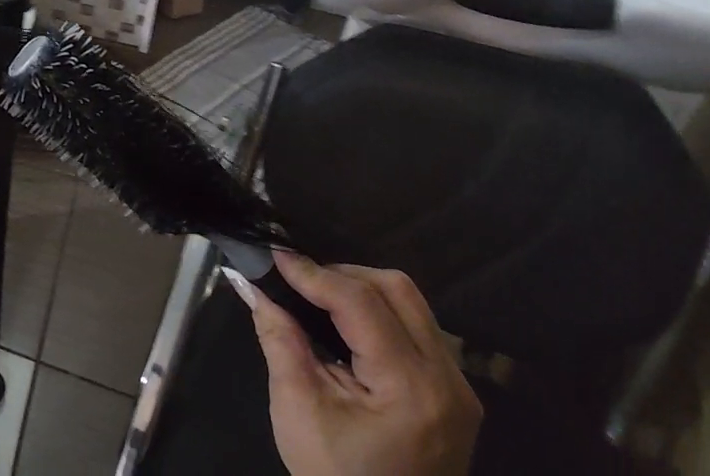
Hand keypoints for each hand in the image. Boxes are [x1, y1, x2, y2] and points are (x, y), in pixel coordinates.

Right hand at [241, 252, 481, 475]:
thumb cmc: (334, 474)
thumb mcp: (297, 406)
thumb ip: (279, 338)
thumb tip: (251, 285)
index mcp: (410, 387)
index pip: (361, 302)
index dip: (312, 272)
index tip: (272, 256)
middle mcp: (448, 380)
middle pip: (397, 290)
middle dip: (340, 273)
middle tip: (295, 278)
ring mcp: (458, 387)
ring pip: (411, 304)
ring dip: (359, 289)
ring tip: (314, 297)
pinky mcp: (453, 393)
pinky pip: (417, 329)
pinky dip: (376, 312)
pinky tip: (342, 324)